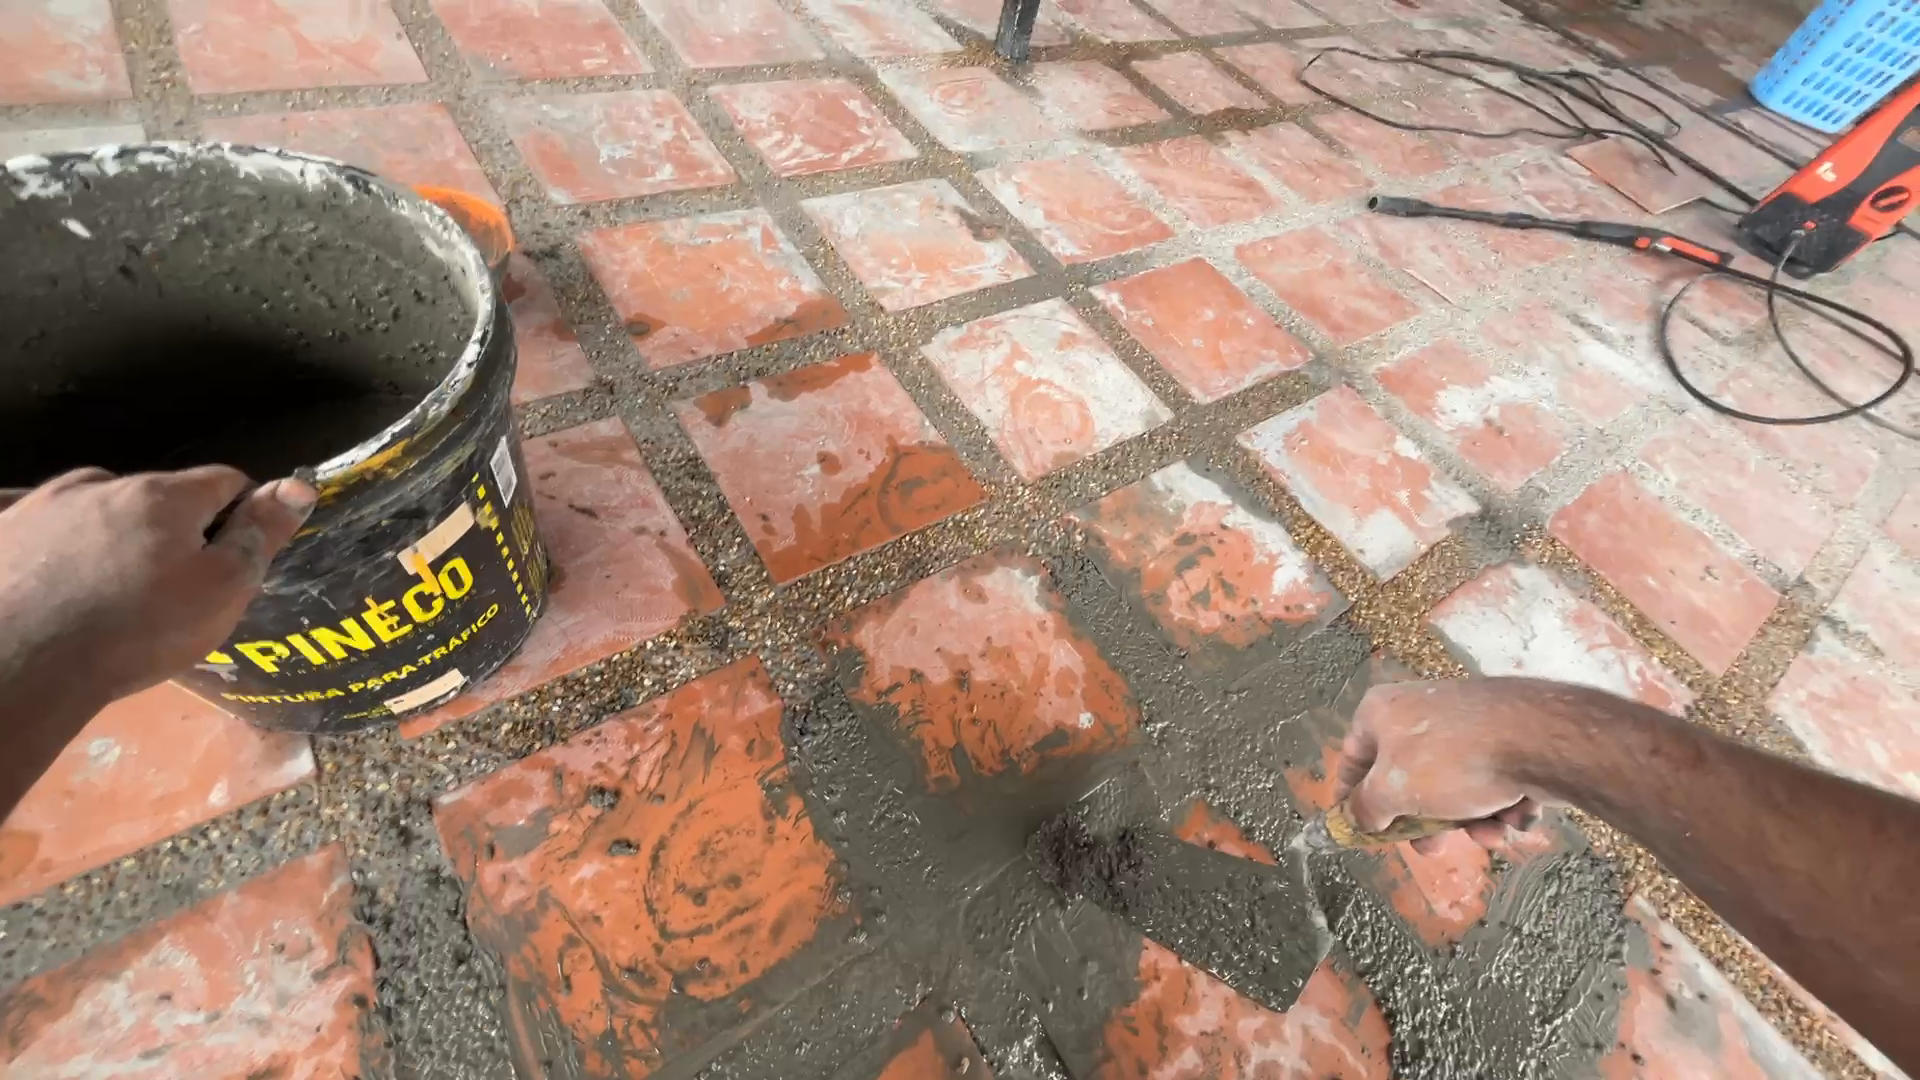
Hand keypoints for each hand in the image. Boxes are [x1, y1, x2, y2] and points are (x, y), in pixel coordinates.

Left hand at [0, 467, 316, 710]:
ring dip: (115, 532)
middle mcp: (95, 486)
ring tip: (112, 583)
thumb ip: (262, 530)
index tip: (237, 556)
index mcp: (161, 495)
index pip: (227, 481)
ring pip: (98, 509)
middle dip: (176, 526)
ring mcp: (32, 509)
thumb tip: (301, 485)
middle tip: (176, 579)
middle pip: (159, 495)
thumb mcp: (227, 584)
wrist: (13, 672)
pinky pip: (42, 528)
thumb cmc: (142, 627)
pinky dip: (58, 544)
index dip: (244, 514)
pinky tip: (57, 578)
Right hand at [1333, 679, 1564, 853]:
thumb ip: (1364, 808)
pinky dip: (1497, 802)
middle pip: (1405, 777)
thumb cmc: (1450, 761)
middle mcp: (1415, 710)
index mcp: (1378, 713)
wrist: (1540, 738)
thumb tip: (1353, 818)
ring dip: (1466, 818)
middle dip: (1422, 820)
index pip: (1351, 759)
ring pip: (1450, 783)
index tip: (1355, 827)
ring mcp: (1461, 721)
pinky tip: (1514, 814)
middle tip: (1431, 848)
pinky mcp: (1502, 734)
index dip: (1349, 796)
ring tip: (1488, 834)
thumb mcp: (1393, 792)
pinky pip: (1487, 776)